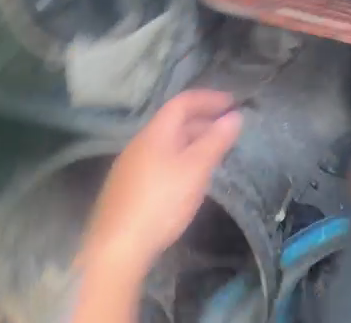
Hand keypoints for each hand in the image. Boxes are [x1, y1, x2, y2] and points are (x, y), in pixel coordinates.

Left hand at [80, 90, 243, 277]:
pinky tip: (187, 181)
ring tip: (213, 155)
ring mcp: (129, 169)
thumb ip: (216, 140)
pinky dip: (179, 160)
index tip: (233, 103)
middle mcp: (139, 144)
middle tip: (228, 131)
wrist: (115, 252)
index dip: (209, 98)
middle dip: (203, 122)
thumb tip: (235, 116)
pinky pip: (158, 163)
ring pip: (166, 145)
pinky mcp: (125, 191)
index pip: (183, 102)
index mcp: (155, 133)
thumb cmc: (161, 202)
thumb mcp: (196, 169)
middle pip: (174, 123)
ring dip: (191, 143)